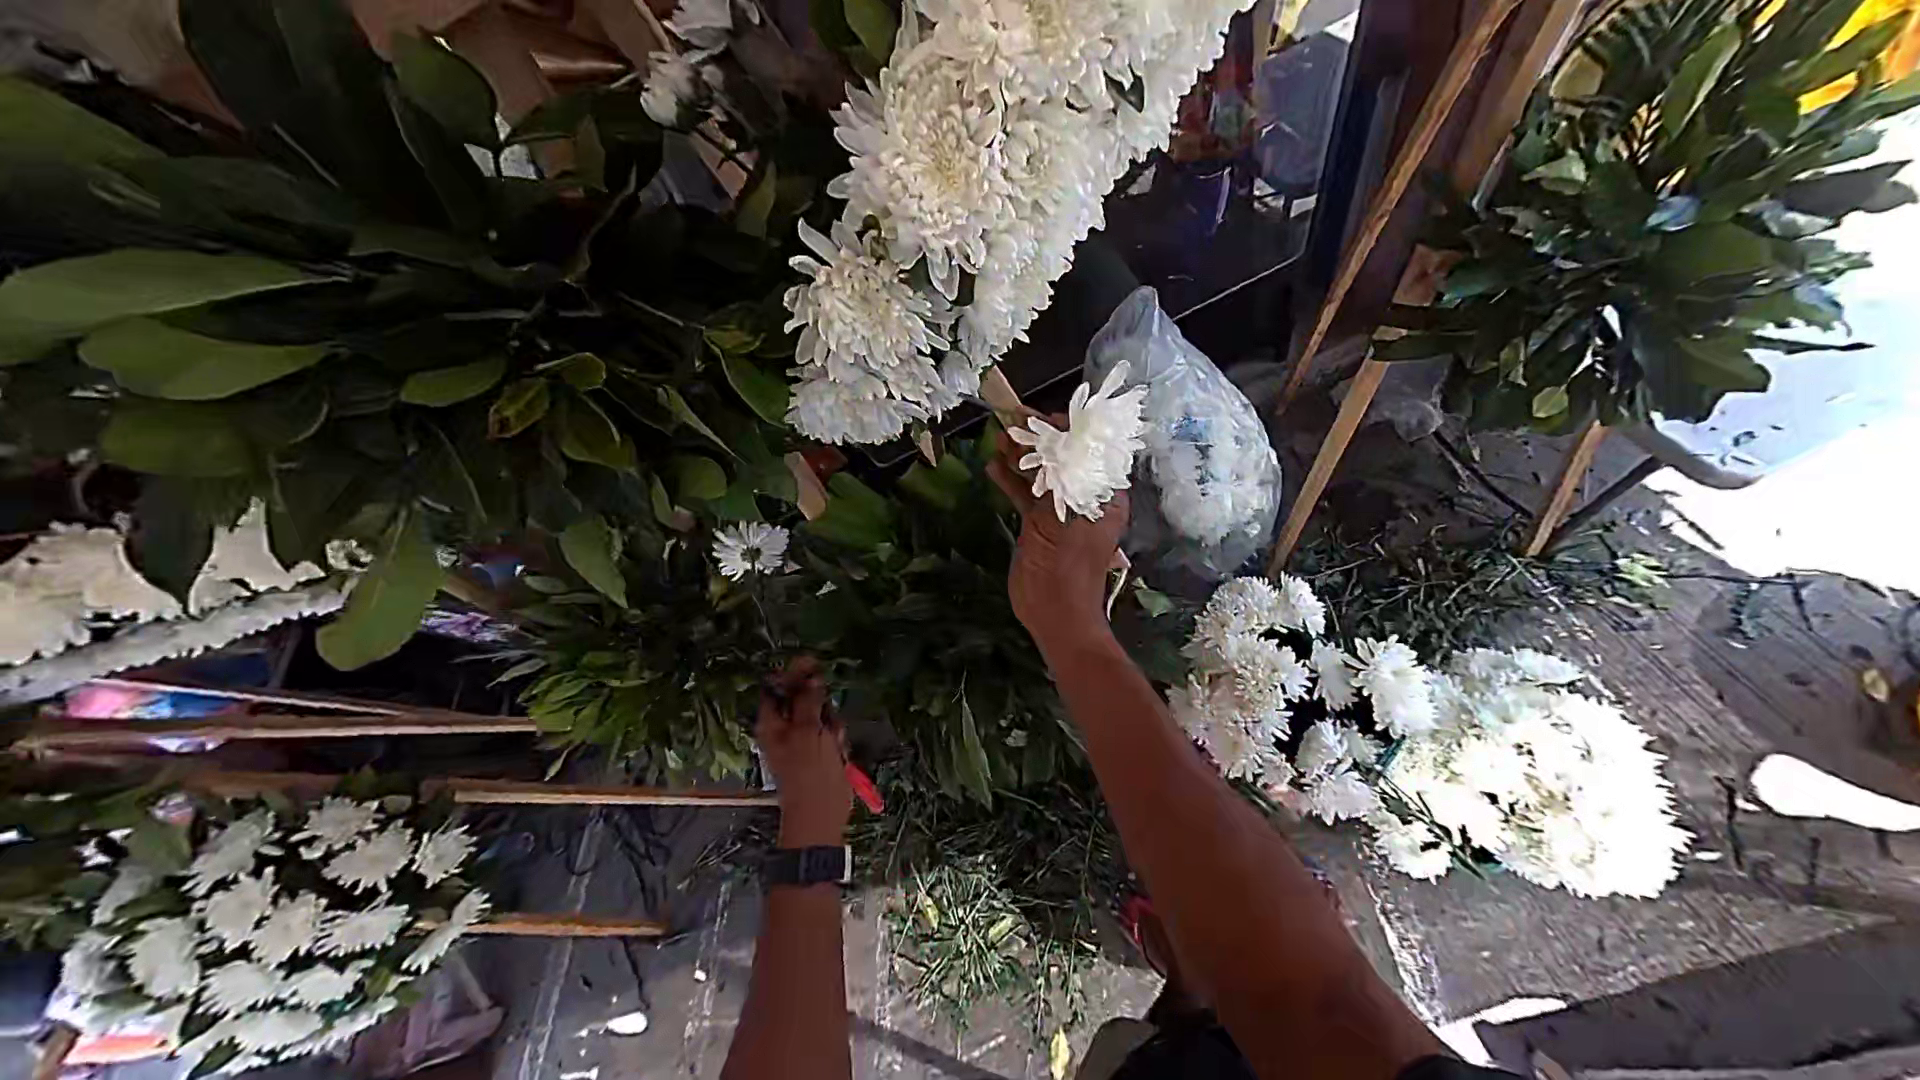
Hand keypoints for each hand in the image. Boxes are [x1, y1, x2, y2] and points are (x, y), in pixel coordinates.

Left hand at [755, 656, 851, 846]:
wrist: (821, 814)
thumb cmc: (809, 772)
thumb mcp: (808, 731)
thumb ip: (808, 701)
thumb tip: (810, 678)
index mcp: (771, 723)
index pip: (777, 686)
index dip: (793, 673)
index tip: (813, 662)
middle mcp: (783, 728)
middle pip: (801, 698)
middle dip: (819, 703)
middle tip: (828, 717)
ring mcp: (801, 740)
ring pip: (820, 714)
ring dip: (831, 723)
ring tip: (834, 741)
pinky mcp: (818, 750)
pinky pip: (829, 731)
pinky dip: (836, 737)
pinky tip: (839, 751)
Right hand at [987, 421, 1129, 659]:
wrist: (1054, 614)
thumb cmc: (1066, 568)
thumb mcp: (1061, 520)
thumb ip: (1056, 480)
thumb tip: (1049, 440)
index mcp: (1104, 496)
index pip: (1090, 451)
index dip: (1067, 431)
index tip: (1042, 417)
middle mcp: (1086, 499)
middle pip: (1063, 459)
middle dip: (1039, 441)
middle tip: (1013, 422)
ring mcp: (1061, 512)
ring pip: (1042, 476)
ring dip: (1022, 459)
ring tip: (999, 438)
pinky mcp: (1040, 525)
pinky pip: (1027, 496)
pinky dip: (1012, 482)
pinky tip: (993, 467)